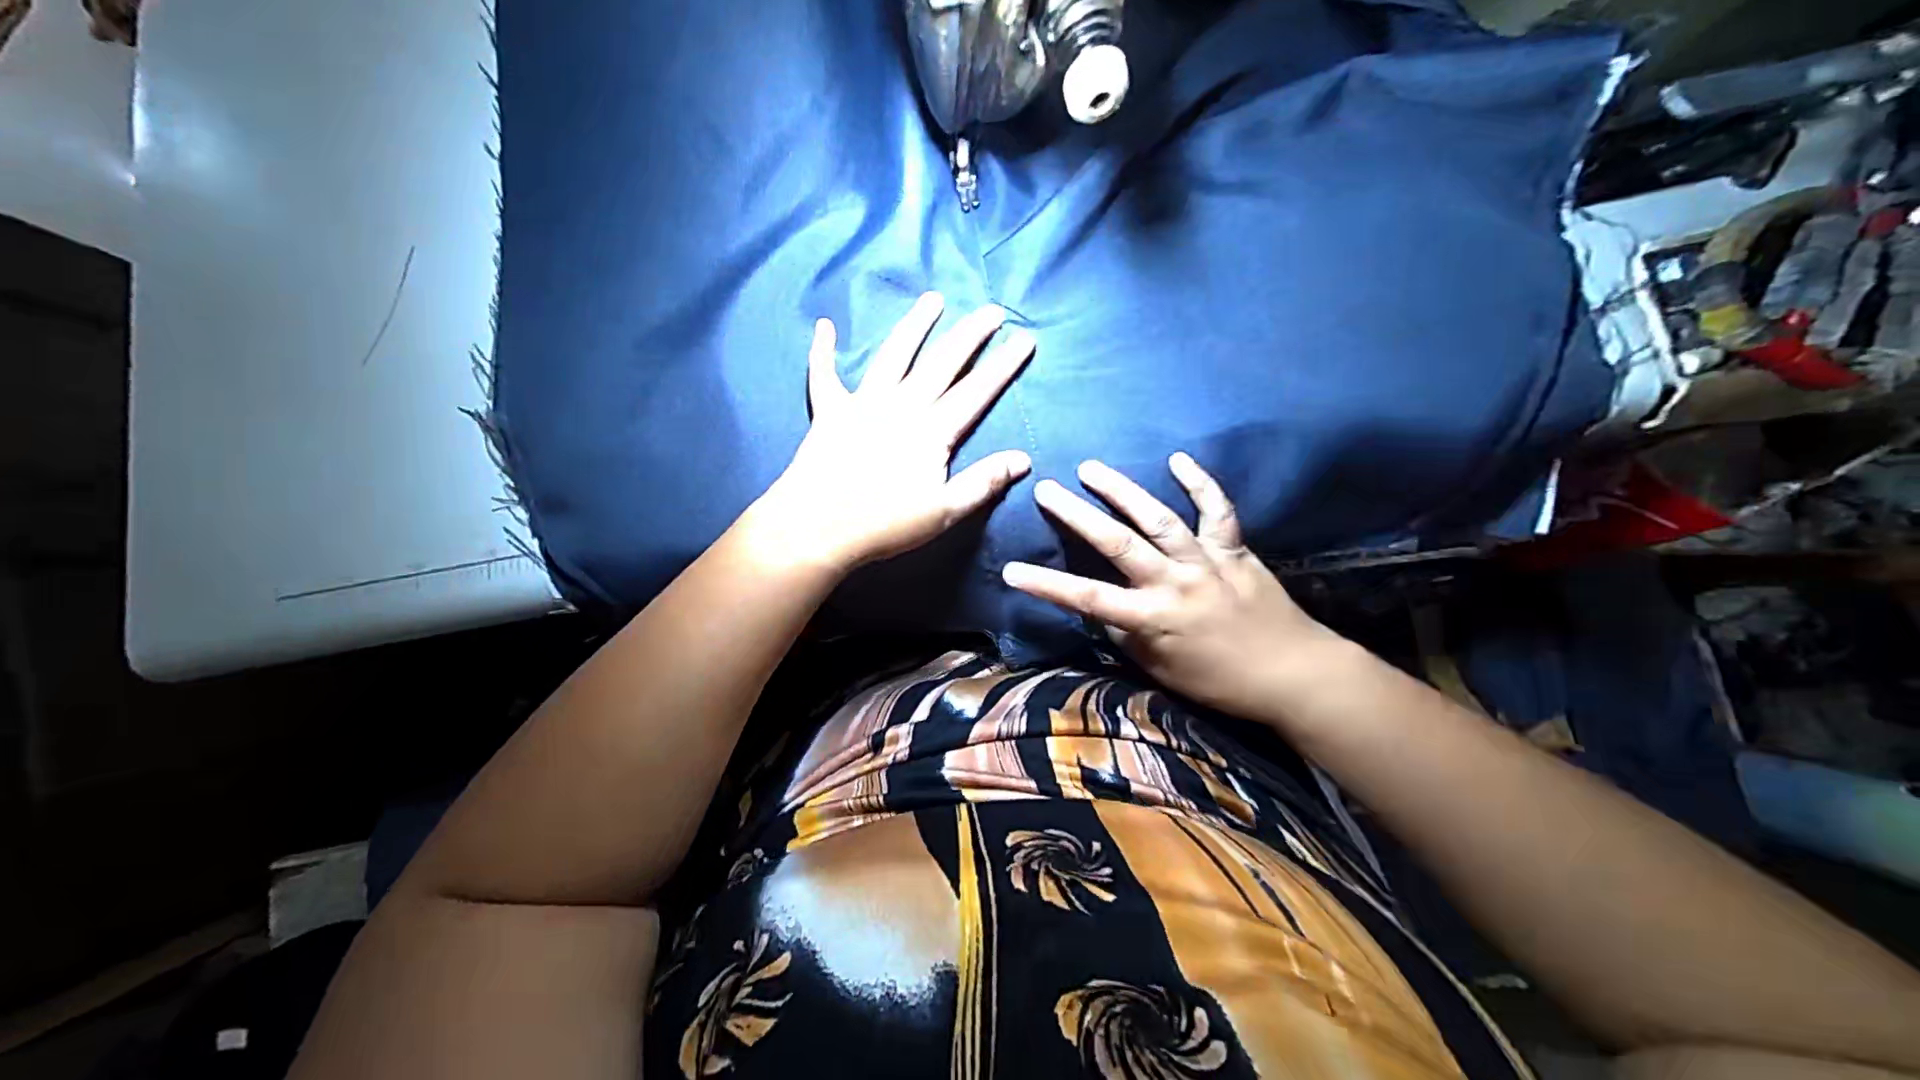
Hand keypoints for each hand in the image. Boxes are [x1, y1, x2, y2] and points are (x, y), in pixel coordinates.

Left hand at [752, 292, 1035, 571]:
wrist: (816, 528)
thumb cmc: (883, 525)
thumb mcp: (943, 512)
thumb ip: (983, 482)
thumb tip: (1023, 459)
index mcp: (931, 432)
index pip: (976, 391)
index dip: (1003, 365)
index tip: (1025, 339)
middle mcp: (900, 407)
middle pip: (941, 362)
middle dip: (970, 334)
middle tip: (991, 309)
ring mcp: (862, 405)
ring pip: (893, 355)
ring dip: (914, 325)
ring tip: (933, 299)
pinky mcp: (828, 412)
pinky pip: (824, 375)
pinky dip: (823, 351)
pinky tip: (824, 326)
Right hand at [1002, 455, 1350, 722]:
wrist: (1293, 674)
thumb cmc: (1220, 681)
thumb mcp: (1161, 669)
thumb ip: (1127, 635)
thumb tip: (1103, 608)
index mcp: (1152, 619)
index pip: (1088, 598)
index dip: (1046, 585)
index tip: (1011, 570)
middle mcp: (1174, 583)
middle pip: (1118, 544)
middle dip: (1077, 516)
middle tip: (1047, 489)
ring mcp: (1206, 561)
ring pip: (1159, 518)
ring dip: (1122, 490)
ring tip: (1091, 468)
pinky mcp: (1234, 550)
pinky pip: (1217, 511)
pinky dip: (1199, 484)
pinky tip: (1178, 459)